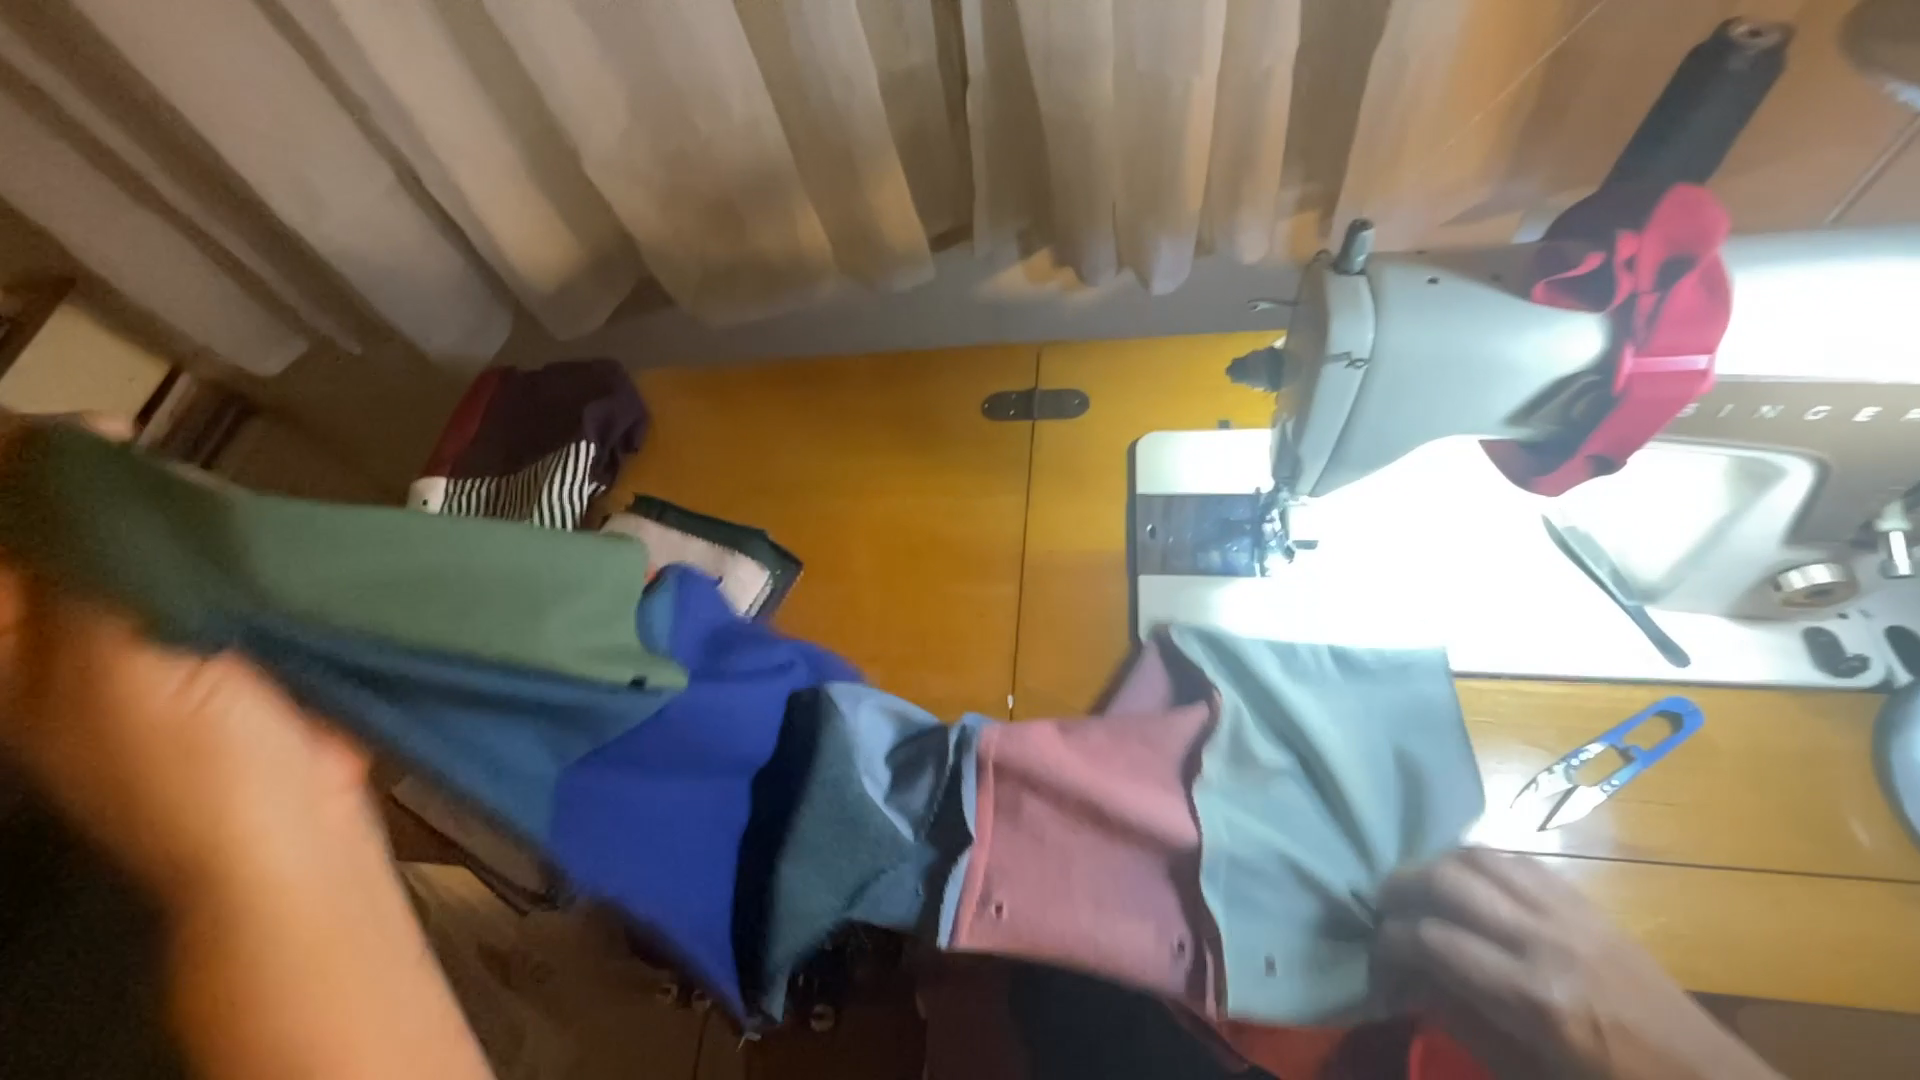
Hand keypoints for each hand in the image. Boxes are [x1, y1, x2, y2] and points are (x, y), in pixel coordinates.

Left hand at [0, 417, 377, 905]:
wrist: (295, 828)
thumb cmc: (189, 762)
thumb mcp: (117, 661)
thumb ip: (91, 560)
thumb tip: (74, 451)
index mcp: (12, 648)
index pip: (1, 537)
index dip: (26, 475)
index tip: (98, 433)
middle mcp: (74, 638)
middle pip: (71, 534)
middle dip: (109, 490)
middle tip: (168, 471)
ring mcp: (160, 643)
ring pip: (153, 550)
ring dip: (180, 518)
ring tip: (221, 504)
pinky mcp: (236, 646)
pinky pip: (220, 578)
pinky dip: (235, 550)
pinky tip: (260, 537)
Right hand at [1374, 848, 1779, 1079]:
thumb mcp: (1524, 1073)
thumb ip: (1458, 1017)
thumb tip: (1405, 978)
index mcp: (1531, 996)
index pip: (1427, 939)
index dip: (1386, 943)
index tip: (1375, 958)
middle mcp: (1544, 941)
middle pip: (1446, 880)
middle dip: (1399, 888)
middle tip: (1383, 911)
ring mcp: (1570, 914)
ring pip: (1478, 855)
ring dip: (1435, 865)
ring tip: (1420, 890)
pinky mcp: (1588, 904)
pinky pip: (1518, 859)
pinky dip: (1478, 862)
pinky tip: (1469, 884)